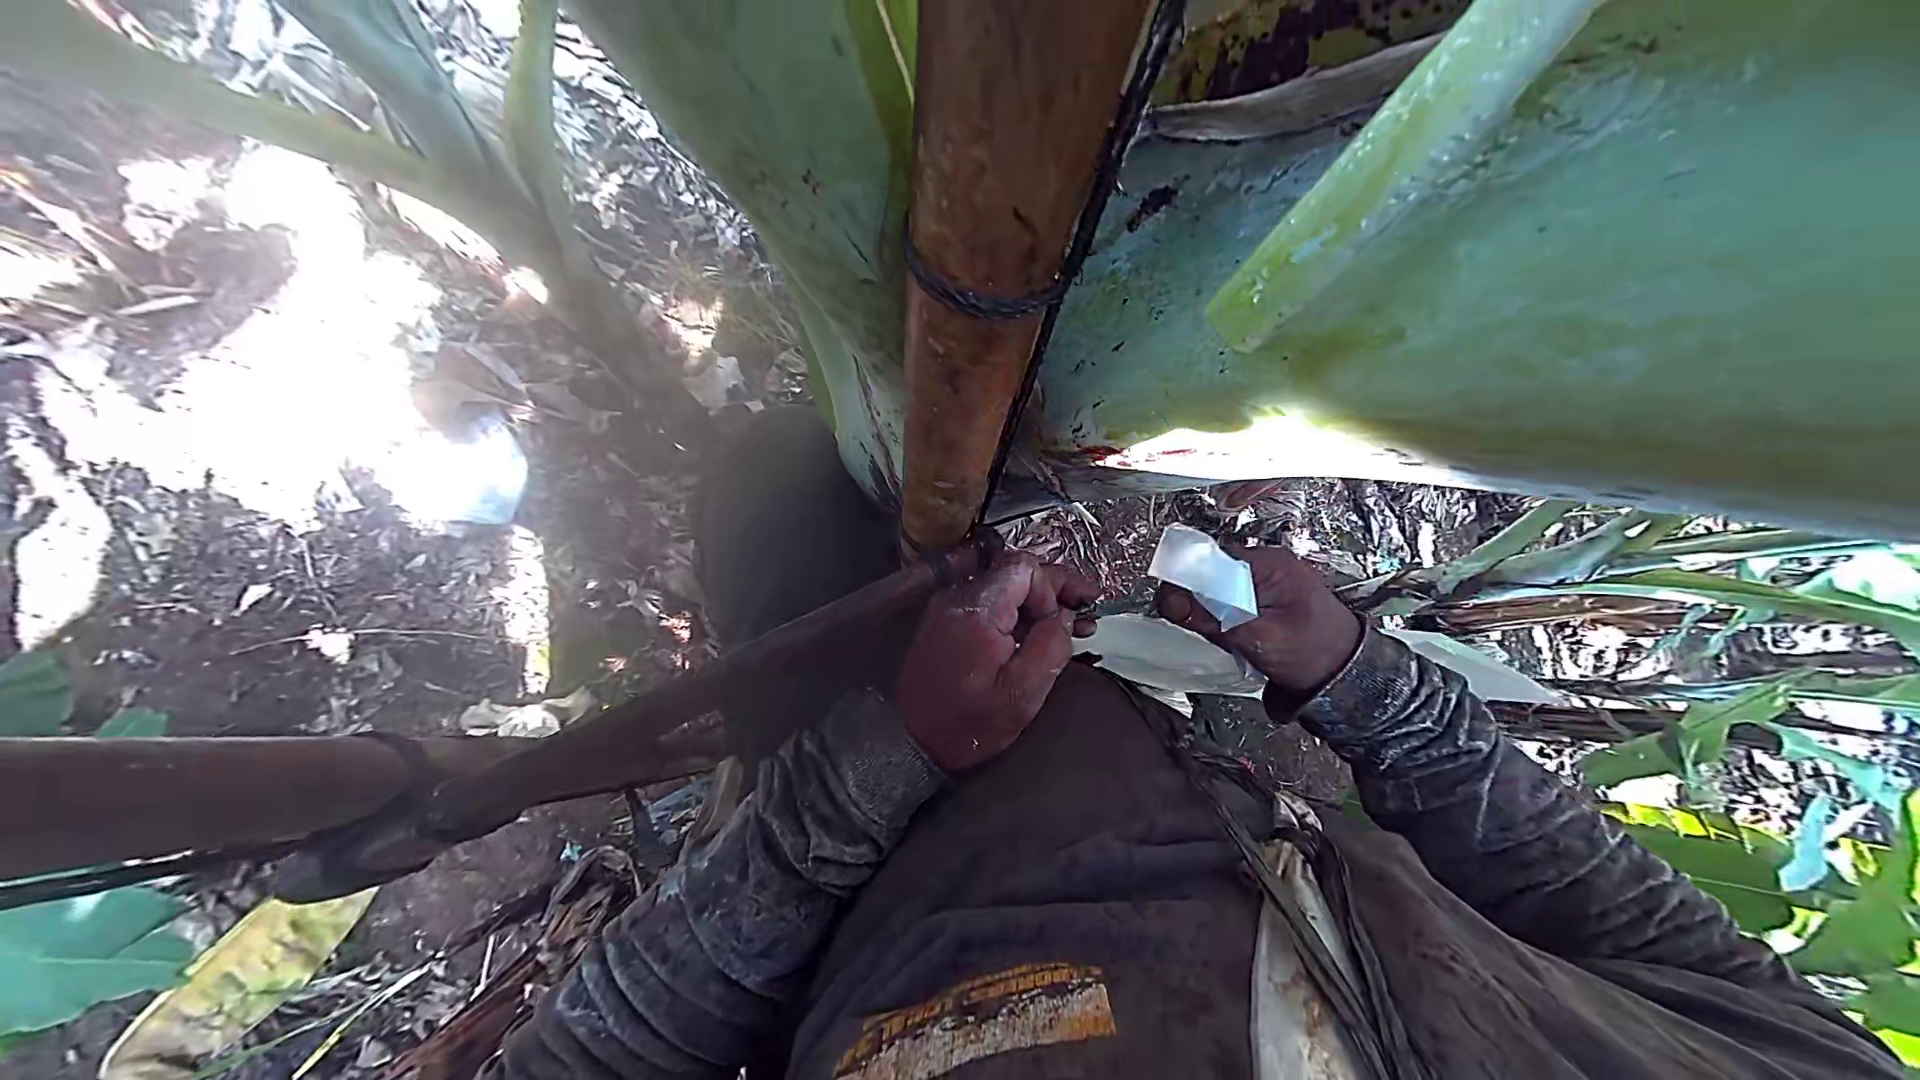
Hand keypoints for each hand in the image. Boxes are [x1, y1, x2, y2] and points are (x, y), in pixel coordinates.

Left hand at [896, 551, 1098, 771]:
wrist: (914, 741)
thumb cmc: (967, 724)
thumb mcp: (1021, 693)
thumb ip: (1050, 646)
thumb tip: (1064, 615)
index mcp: (977, 610)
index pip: (1023, 567)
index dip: (1051, 587)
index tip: (1063, 616)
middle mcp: (958, 598)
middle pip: (1014, 573)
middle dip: (1054, 589)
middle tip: (1086, 605)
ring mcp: (949, 608)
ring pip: (1005, 587)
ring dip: (1038, 602)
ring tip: (1070, 622)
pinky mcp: (947, 622)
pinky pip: (990, 604)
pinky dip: (1016, 613)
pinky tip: (1038, 631)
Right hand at [1155, 543, 1359, 693]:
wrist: (1346, 677)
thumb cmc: (1314, 654)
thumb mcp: (1258, 637)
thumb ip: (1213, 617)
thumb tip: (1172, 601)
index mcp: (1269, 564)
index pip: (1209, 560)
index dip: (1185, 582)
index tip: (1173, 607)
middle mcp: (1265, 565)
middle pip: (1208, 573)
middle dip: (1198, 602)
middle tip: (1205, 629)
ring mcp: (1263, 581)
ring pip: (1214, 590)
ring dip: (1210, 614)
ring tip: (1227, 637)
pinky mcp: (1260, 597)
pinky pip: (1225, 600)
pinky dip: (1221, 619)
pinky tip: (1234, 636)